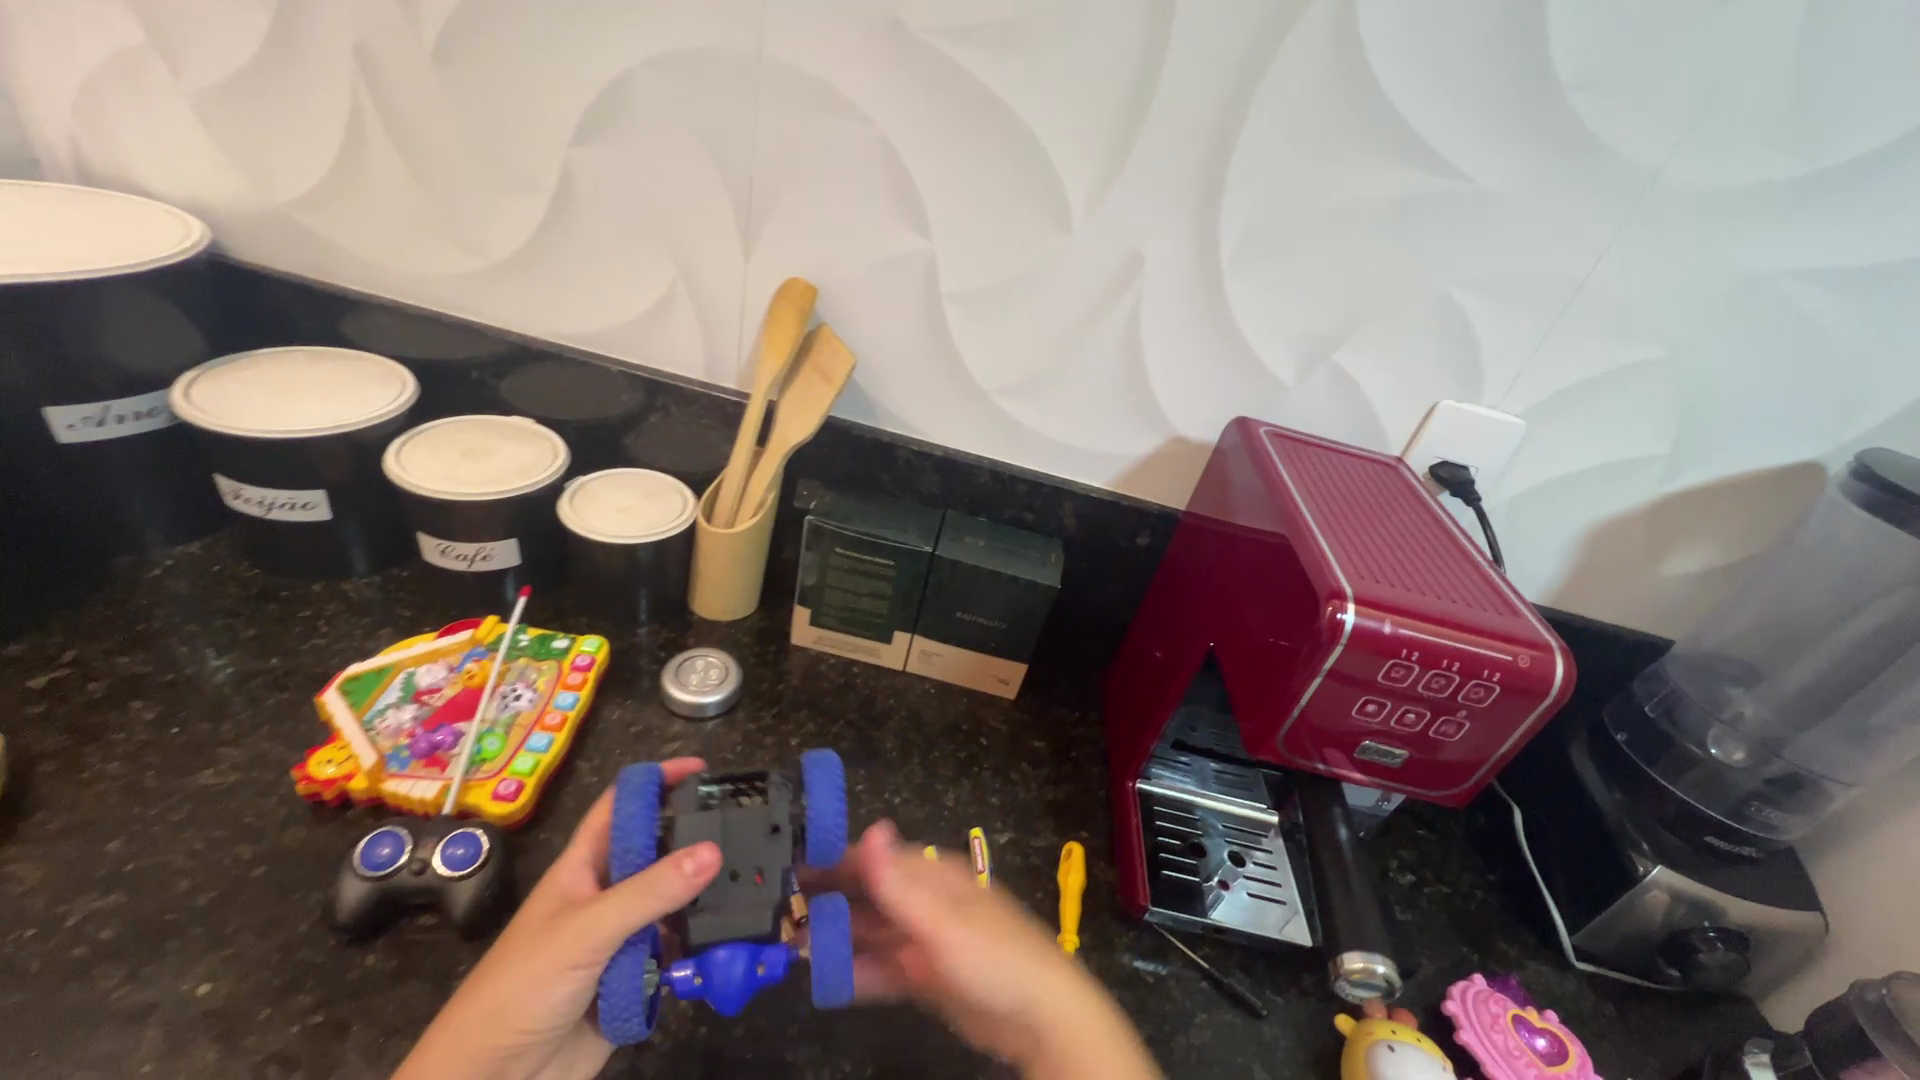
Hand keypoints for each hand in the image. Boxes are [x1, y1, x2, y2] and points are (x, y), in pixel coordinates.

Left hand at [395, 758, 720, 1079]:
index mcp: (582, 870)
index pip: (620, 808)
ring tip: (755, 879)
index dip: (655, 782)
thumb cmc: (522, 990)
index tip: (703, 768)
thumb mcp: (585, 932)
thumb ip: (649, 892)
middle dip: (695, 839)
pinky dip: (702, 945)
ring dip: (705, 896)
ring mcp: (621, 941)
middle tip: (746, 827)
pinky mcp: (636, 980)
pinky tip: (736, 935)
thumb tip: (714, 850)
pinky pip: (678, 952)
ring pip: (673, 904)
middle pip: (656, 854)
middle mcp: (605, 898)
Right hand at [809, 821, 1160, 1079]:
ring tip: (794, 948)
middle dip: (832, 903)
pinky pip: (885, 970)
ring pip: (874, 934)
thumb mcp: (945, 920)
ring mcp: (928, 941)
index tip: (796, 870)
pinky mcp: (929, 977)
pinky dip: (859, 972)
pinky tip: (827, 980)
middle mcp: (929, 902)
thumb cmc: (995, 957)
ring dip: (840, 940)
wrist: (1042, 1018)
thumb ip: (900, 882)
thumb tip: (871, 826)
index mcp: (935, 876)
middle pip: (872, 897)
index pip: (878, 859)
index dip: (838, 862)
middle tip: (784, 915)